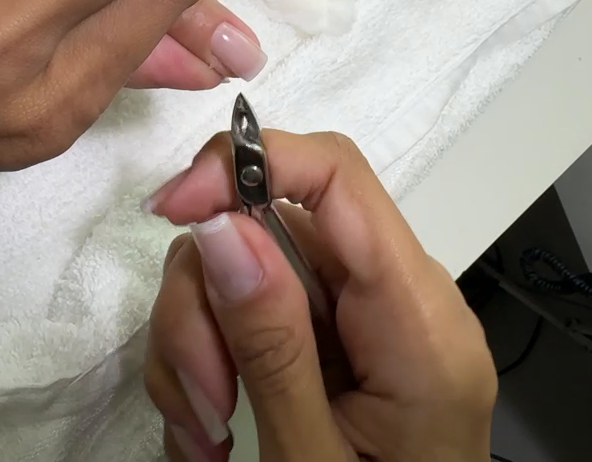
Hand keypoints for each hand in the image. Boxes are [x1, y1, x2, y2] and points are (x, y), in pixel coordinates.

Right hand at [143, 132, 497, 460]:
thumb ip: (272, 346)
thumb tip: (219, 225)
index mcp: (418, 320)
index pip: (337, 174)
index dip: (248, 160)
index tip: (173, 208)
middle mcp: (389, 297)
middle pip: (266, 225)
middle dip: (206, 300)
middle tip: (202, 396)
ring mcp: (349, 315)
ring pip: (235, 263)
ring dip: (195, 341)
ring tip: (205, 432)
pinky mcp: (317, 335)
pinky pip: (238, 305)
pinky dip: (203, 361)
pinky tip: (212, 432)